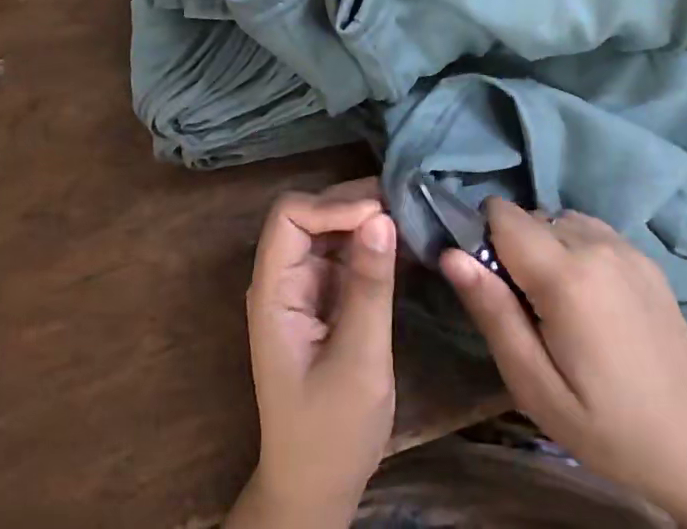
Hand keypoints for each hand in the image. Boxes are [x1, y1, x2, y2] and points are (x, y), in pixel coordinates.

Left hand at [229, 180, 397, 528]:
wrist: (317, 482)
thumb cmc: (332, 430)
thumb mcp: (360, 360)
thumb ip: (370, 287)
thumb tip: (383, 217)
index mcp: (274, 291)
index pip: (289, 217)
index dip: (332, 205)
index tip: (381, 215)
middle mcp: (283, 279)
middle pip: (309, 215)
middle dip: (354, 204)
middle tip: (408, 206)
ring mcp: (303, 288)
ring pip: (329, 230)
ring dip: (366, 219)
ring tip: (412, 217)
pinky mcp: (325, 299)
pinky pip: (345, 255)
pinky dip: (372, 243)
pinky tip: (405, 243)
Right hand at [439, 200, 686, 501]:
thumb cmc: (603, 424)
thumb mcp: (532, 383)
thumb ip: (491, 311)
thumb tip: (450, 253)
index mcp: (566, 276)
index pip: (501, 215)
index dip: (482, 239)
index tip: (488, 283)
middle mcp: (597, 245)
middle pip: (528, 217)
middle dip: (511, 248)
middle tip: (523, 309)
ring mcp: (625, 247)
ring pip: (556, 219)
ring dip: (542, 246)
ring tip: (554, 303)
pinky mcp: (643, 256)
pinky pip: (587, 229)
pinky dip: (572, 247)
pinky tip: (586, 296)